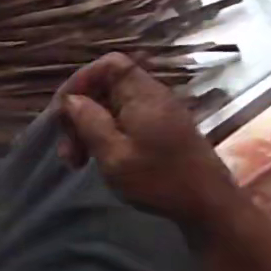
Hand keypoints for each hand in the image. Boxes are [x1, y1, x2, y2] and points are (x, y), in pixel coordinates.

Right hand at [56, 53, 242, 224]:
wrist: (207, 205)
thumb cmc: (158, 180)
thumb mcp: (114, 154)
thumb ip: (90, 121)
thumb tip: (71, 99)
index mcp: (143, 95)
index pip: (110, 64)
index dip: (81, 80)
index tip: (63, 110)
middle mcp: (152, 96)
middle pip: (106, 87)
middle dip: (80, 113)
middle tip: (66, 149)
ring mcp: (159, 113)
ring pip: (112, 106)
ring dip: (89, 128)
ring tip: (76, 161)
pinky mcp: (162, 130)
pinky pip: (125, 121)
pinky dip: (105, 135)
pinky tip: (97, 158)